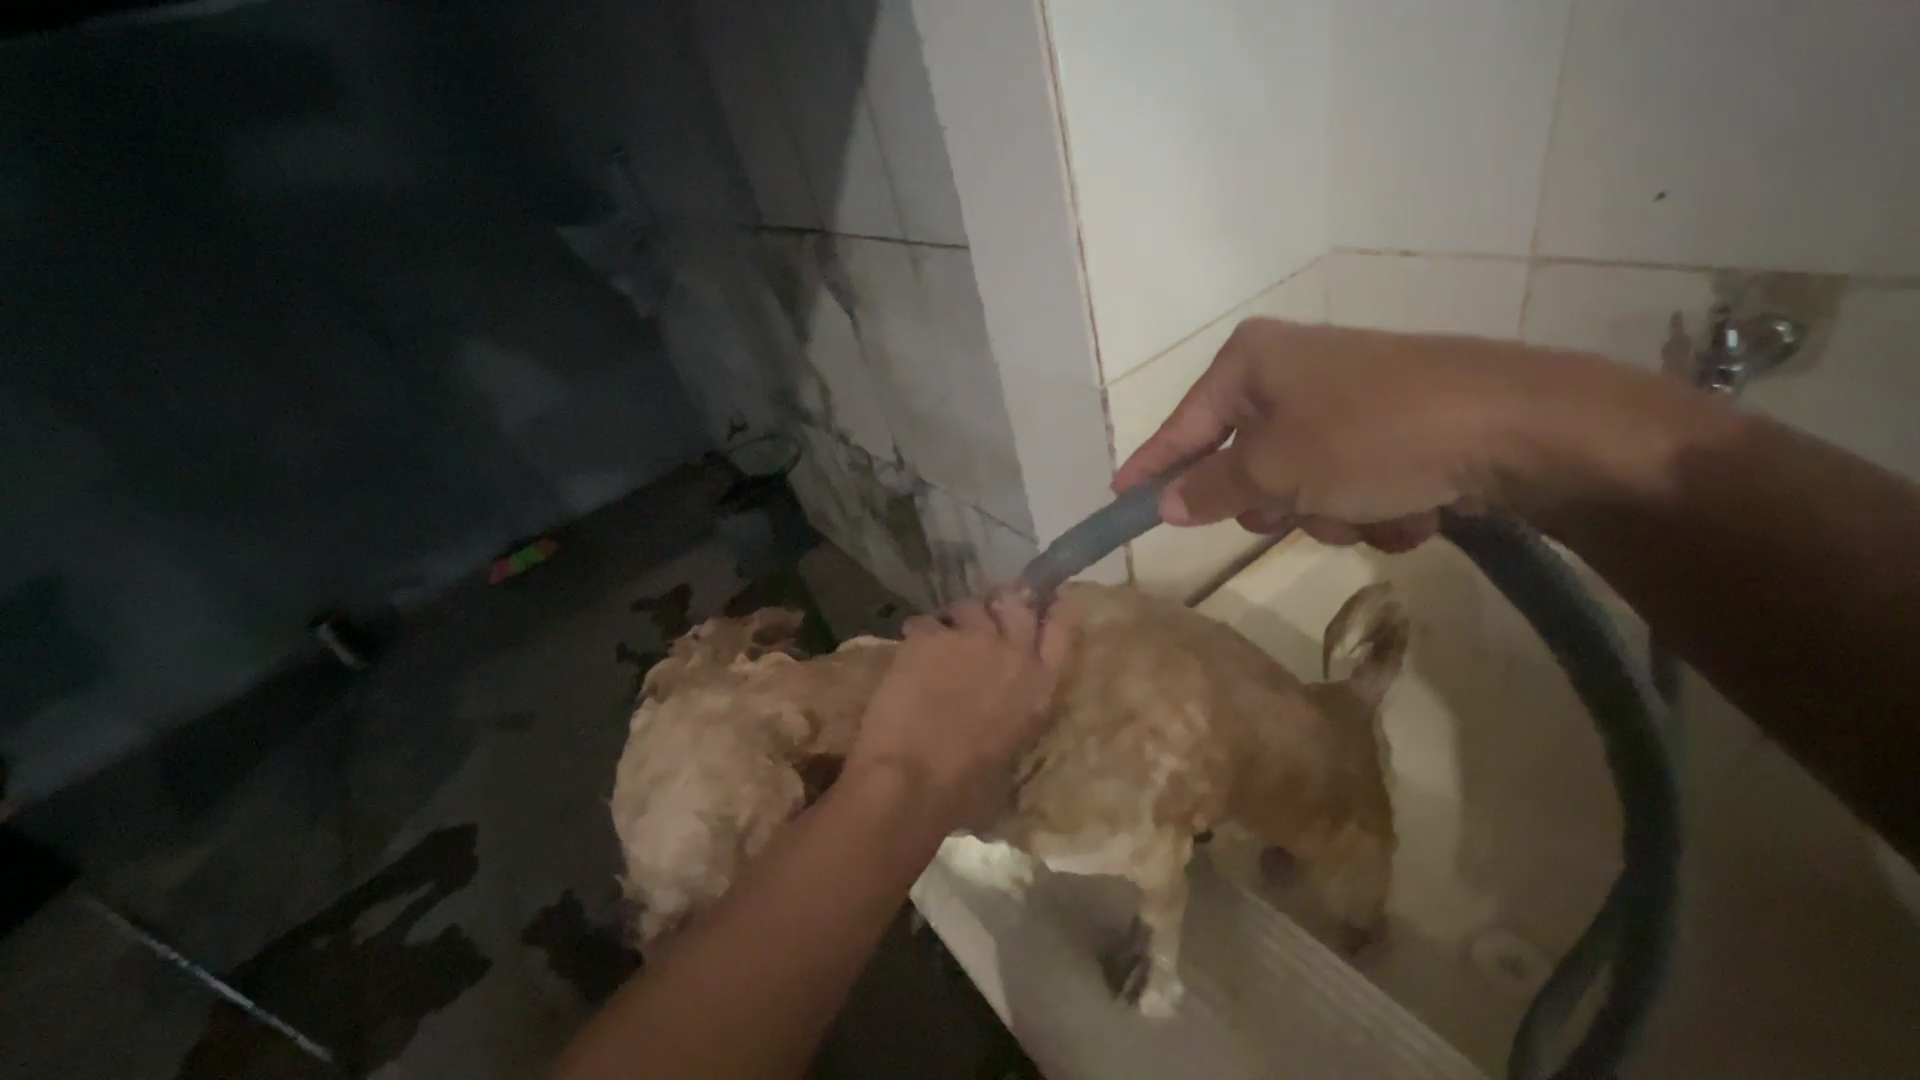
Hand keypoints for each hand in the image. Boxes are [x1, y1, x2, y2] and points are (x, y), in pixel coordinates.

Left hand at [846, 591, 1069, 830]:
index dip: (1055, 610)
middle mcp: (1013, 654)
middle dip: (1003, 601)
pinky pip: (926, 621)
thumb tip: (1002, 716)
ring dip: (958, 616)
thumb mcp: (1010, 755)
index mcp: (1040, 688)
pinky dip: (919, 630)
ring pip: (969, 606)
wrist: (912, 779)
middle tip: (988, 610)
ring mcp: (971, 640)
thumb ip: (1015, 719)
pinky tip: (910, 645)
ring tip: (943, 633)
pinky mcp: (929, 637)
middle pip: (1016, 603)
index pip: (1062, 630)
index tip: (1048, 600)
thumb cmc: (965, 788)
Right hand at [1114, 319, 1570, 549]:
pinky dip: (1374, 507)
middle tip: (1296, 510)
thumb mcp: (1277, 470)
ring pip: (1302, 484)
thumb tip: (1167, 502)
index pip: (1182, 425)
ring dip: (1330, 513)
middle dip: (1273, 501)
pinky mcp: (1392, 426)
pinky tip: (1415, 506)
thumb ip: (1214, 489)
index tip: (1118, 499)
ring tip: (1373, 510)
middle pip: (1245, 461)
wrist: (1516, 426)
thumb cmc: (1372, 437)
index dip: (1152, 467)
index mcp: (1253, 362)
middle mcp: (1293, 371)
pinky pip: (1352, 483)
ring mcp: (1345, 399)